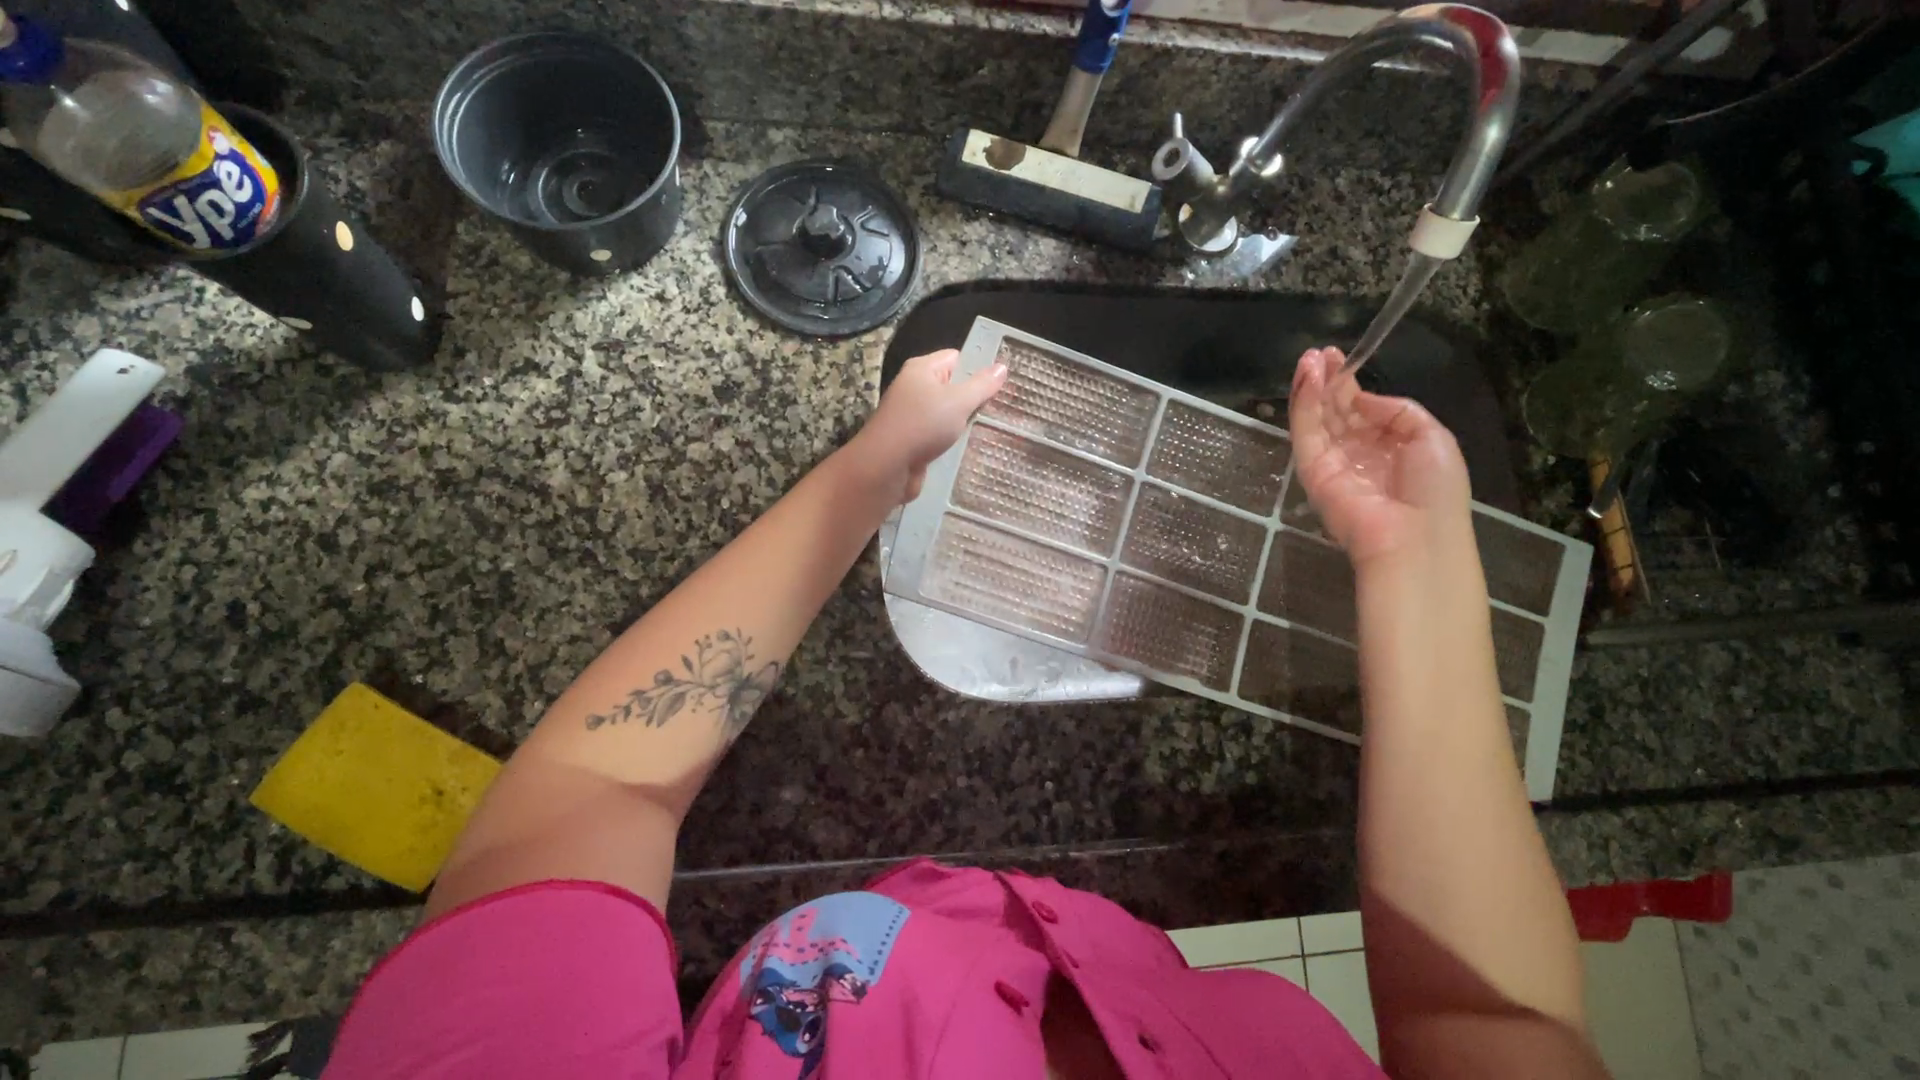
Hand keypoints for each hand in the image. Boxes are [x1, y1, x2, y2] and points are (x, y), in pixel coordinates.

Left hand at [849, 349, 1008, 503]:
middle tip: (1001, 409)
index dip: (978, 368)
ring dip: (965, 423)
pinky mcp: (915, 441)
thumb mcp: (958, 401)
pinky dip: (953, 441)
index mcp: (922, 369)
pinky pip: (941, 435)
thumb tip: (1001, 367)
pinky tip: (970, 447)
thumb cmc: (922, 425)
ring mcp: (913, 416)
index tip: (1000, 384)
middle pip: (953, 387)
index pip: (956, 358)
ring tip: (991, 429)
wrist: (886, 467)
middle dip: (975, 398)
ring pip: (948, 414)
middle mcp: (915, 388)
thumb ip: (982, 385)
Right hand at [1288, 346, 1471, 567]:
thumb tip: (1360, 399)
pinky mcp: (1311, 470)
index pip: (1361, 410)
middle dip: (1328, 380)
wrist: (1413, 535)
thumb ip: (1397, 410)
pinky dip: (1303, 404)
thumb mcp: (1433, 437)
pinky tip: (1307, 378)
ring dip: (1310, 386)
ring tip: (1309, 359)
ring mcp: (1332, 461)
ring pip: (1316, 418)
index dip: (1351, 384)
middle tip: (1320, 353)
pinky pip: (1305, 433)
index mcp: (1388, 445)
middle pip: (1335, 410)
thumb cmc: (1434, 489)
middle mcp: (1358, 451)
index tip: (1342, 358)